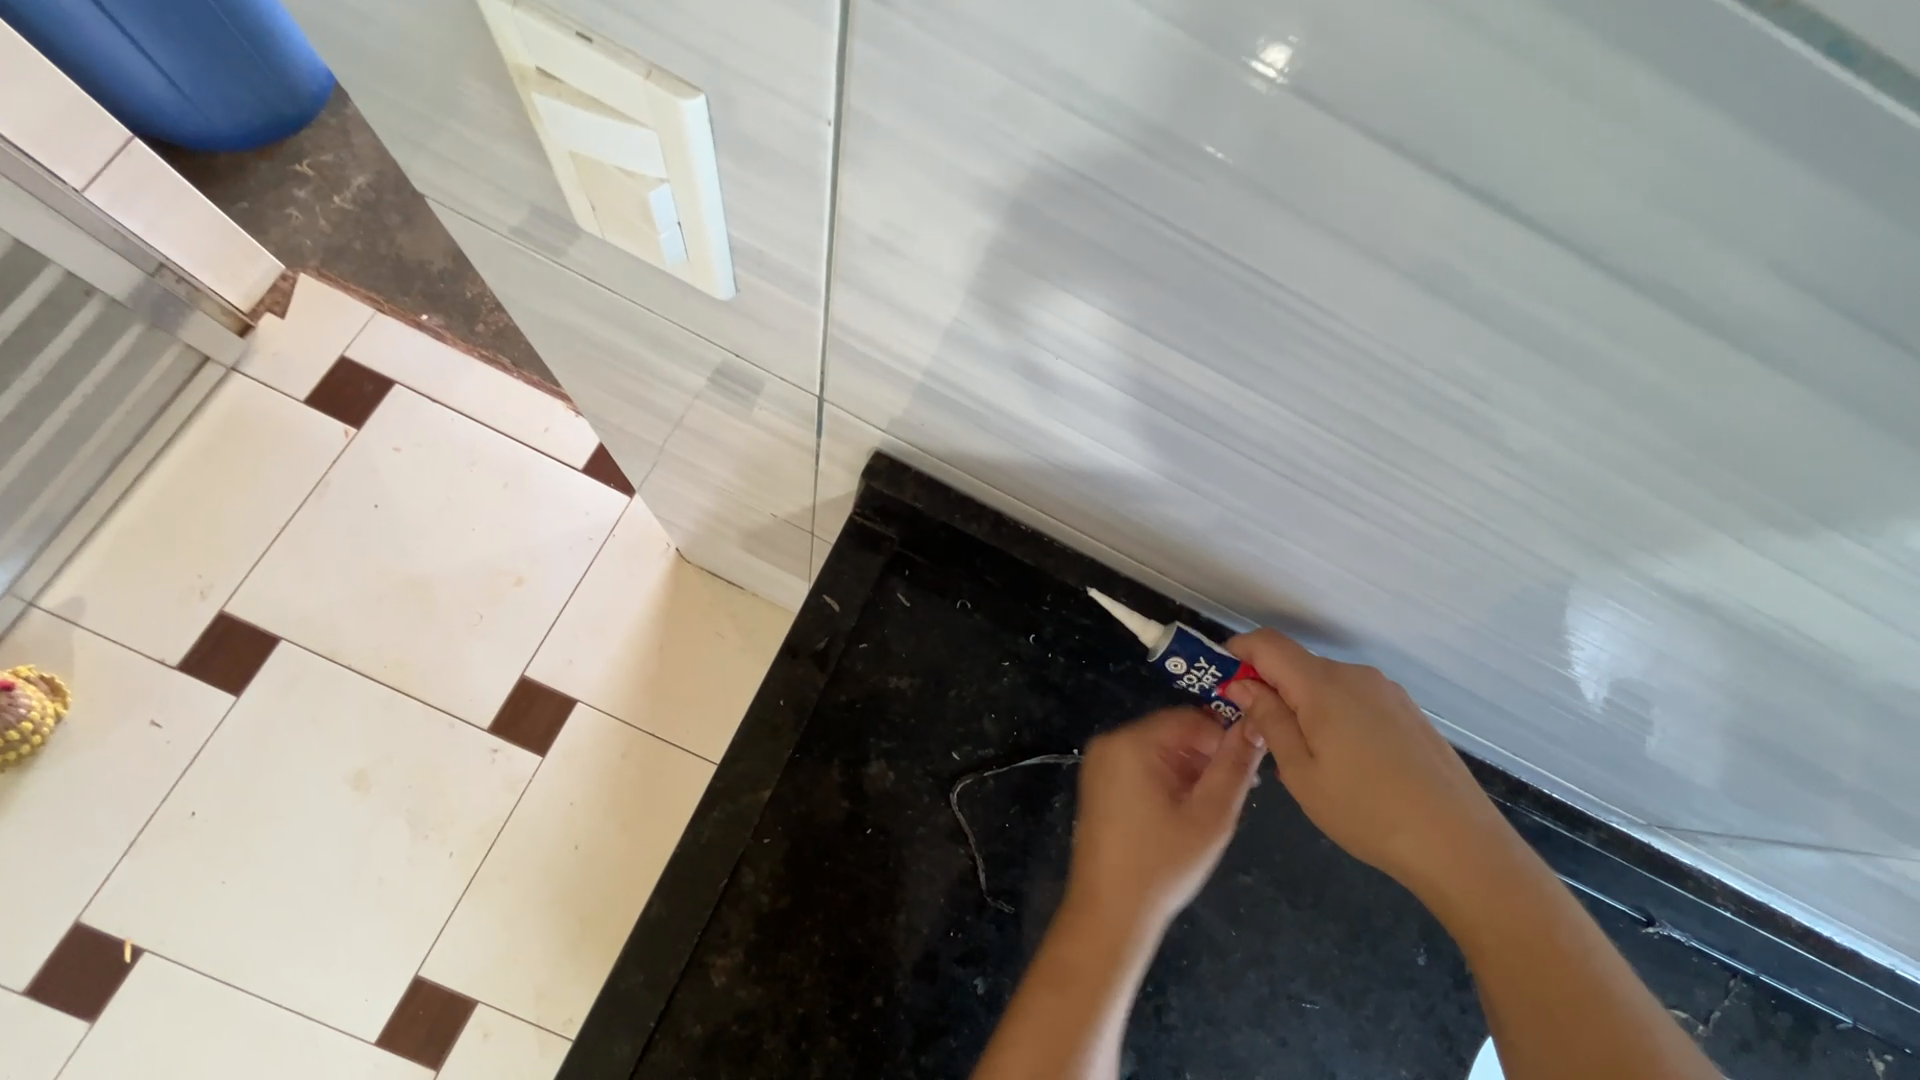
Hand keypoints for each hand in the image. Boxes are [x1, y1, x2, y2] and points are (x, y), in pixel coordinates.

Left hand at [1065, 708, 1267, 932]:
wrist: (1109, 912)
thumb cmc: (1162, 864)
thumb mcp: (1210, 815)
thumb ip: (1235, 766)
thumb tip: (1254, 726)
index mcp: (1131, 743)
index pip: (1190, 718)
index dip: (1223, 739)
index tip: (1247, 773)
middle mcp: (1109, 743)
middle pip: (1173, 732)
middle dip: (1206, 758)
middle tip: (1230, 797)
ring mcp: (1099, 764)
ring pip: (1159, 751)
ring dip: (1189, 772)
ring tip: (1208, 810)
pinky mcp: (1098, 785)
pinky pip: (1141, 767)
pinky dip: (1167, 781)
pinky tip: (1182, 814)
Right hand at [1221, 629, 1511, 897]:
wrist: (1460, 845)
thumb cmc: (1367, 811)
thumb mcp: (1301, 772)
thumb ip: (1269, 720)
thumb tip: (1243, 685)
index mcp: (1324, 685)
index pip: (1268, 643)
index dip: (1238, 653)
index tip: (1220, 683)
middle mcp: (1356, 677)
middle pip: (1297, 664)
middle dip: (1268, 687)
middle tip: (1255, 733)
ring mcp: (1388, 693)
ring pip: (1326, 684)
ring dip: (1301, 705)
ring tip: (1302, 758)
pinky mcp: (1408, 713)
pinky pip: (1354, 700)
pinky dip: (1332, 716)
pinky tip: (1344, 764)